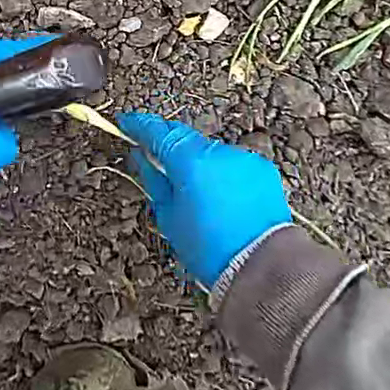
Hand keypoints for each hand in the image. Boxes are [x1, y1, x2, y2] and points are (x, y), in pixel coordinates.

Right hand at [119, 111, 292, 287]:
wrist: (260, 266)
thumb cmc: (210, 250)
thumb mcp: (169, 219)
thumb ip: (154, 181)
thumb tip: (142, 158)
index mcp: (192, 162)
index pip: (160, 133)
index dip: (141, 126)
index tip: (127, 123)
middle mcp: (219, 152)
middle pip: (187, 141)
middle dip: (171, 150)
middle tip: (157, 164)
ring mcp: (243, 158)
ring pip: (211, 154)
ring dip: (200, 166)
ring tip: (198, 198)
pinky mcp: (262, 169)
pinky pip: (234, 165)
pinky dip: (224, 176)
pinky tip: (223, 201)